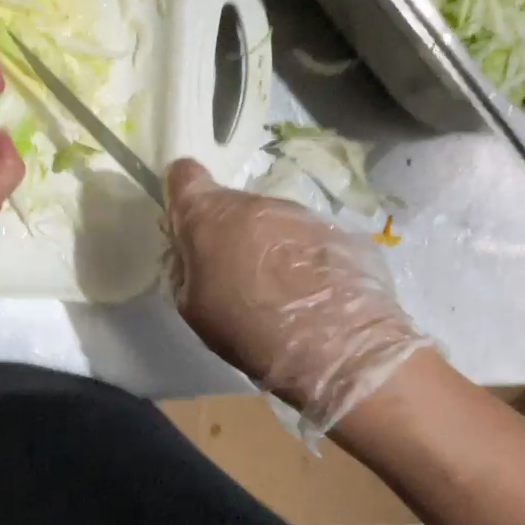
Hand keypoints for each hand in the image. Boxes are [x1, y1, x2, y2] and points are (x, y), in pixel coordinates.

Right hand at [165, 158, 430, 431]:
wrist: (335, 348)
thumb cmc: (246, 329)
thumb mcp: (191, 307)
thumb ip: (184, 268)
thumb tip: (188, 253)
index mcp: (209, 216)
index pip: (185, 176)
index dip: (181, 194)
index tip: (185, 220)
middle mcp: (257, 203)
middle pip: (232, 205)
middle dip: (228, 231)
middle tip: (232, 274)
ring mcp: (304, 213)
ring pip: (273, 221)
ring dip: (268, 245)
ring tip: (277, 289)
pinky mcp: (343, 231)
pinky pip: (310, 239)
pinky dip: (304, 258)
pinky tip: (310, 293)